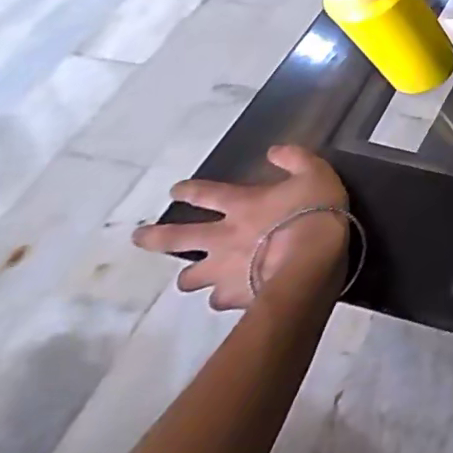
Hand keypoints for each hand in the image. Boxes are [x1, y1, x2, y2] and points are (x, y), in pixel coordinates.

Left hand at [130, 145, 349, 310]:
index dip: (187, 190)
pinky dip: (220, 298)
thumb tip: (274, 151)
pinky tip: (226, 299)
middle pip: (178, 238)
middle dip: (155, 237)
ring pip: (190, 278)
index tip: (174, 191)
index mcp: (240, 204)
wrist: (312, 261)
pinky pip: (218, 301)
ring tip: (190, 280)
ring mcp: (224, 270)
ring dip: (190, 277)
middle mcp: (222, 237)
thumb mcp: (314, 172)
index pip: (204, 193)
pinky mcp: (235, 297)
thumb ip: (294, 158)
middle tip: (138, 238)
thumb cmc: (315, 211)